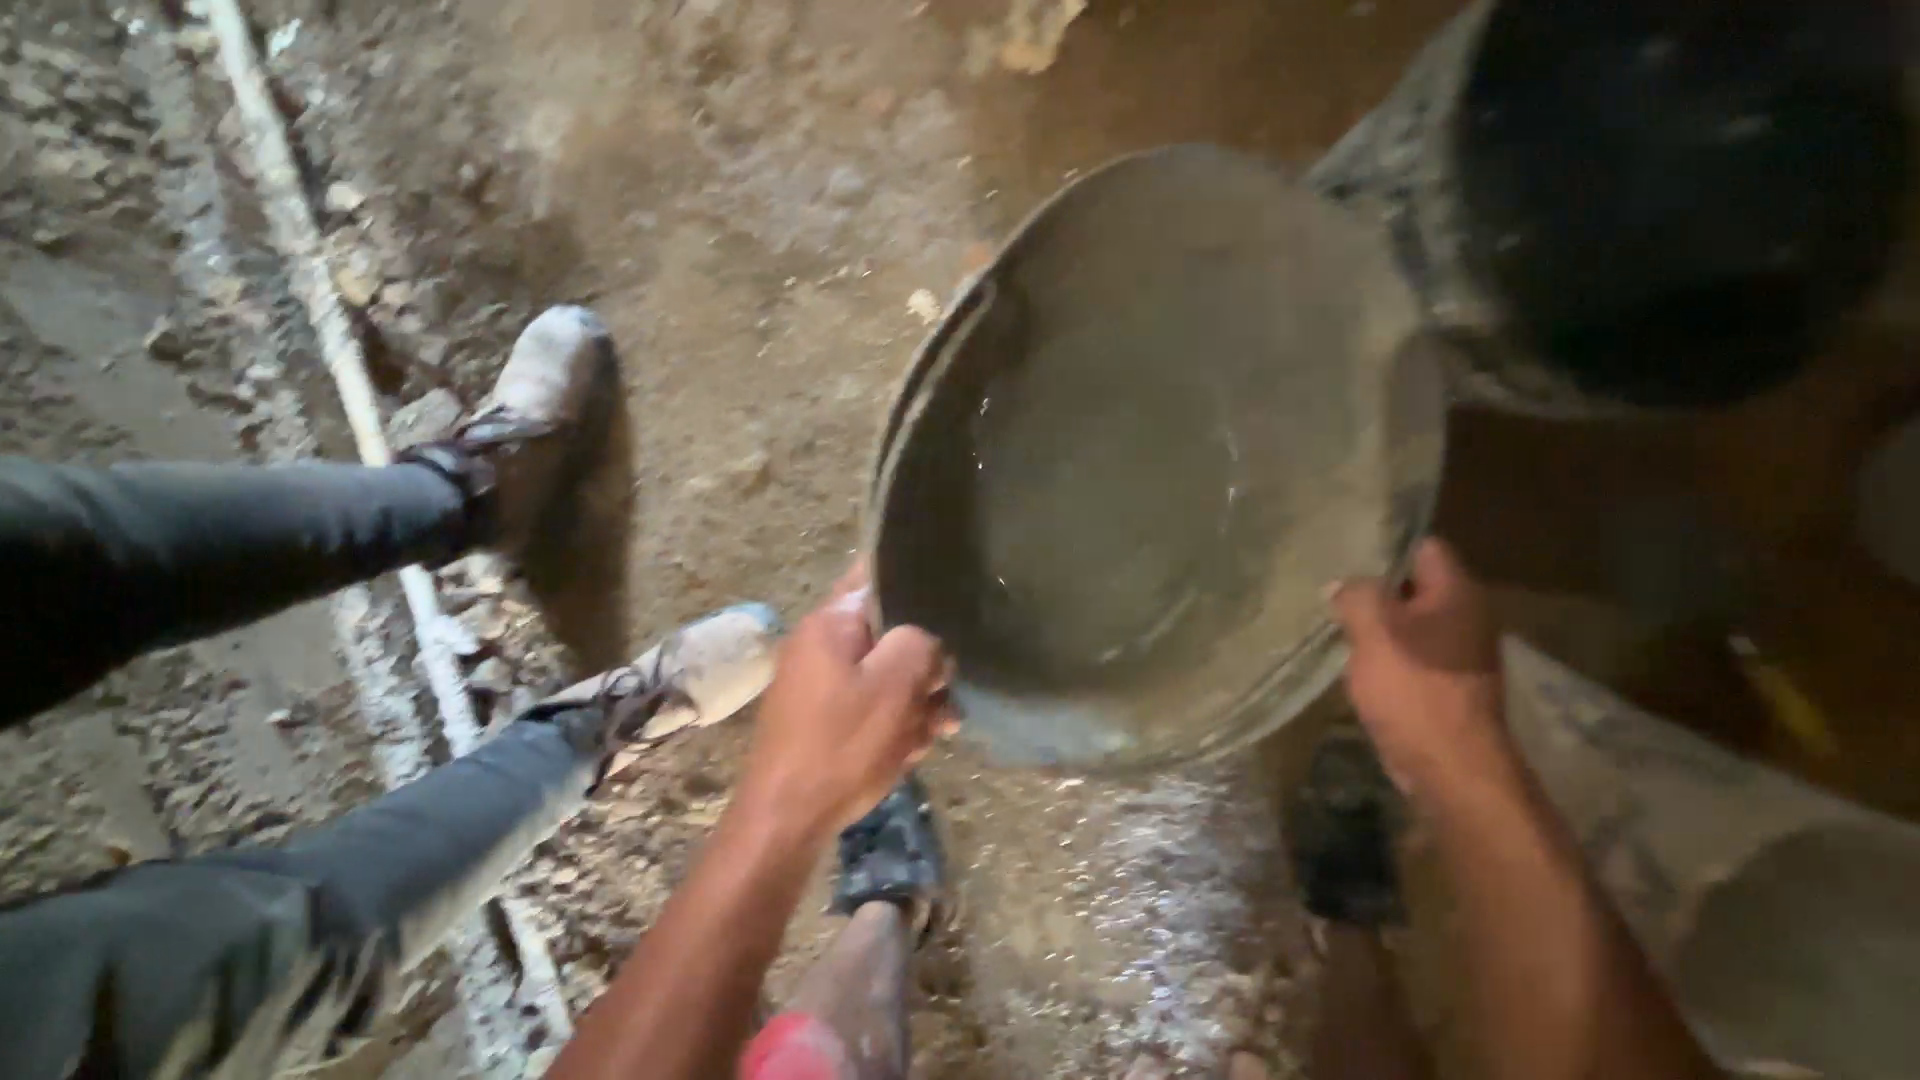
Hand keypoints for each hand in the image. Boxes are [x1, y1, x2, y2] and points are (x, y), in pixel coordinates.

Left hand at [737, 564, 950, 836]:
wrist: (786, 819)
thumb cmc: (840, 744)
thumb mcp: (893, 686)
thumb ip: (921, 643)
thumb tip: (928, 642)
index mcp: (830, 622)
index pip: (877, 575)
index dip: (919, 584)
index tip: (951, 605)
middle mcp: (821, 644)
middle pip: (890, 633)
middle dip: (923, 666)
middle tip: (943, 697)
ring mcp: (820, 683)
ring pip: (886, 675)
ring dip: (915, 702)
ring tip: (935, 732)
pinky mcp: (824, 717)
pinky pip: (870, 706)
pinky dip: (893, 724)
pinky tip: (910, 751)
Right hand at [1329, 538, 1507, 790]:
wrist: (1450, 767)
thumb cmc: (1415, 689)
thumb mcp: (1375, 629)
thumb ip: (1355, 595)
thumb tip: (1341, 586)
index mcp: (1459, 592)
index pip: (1423, 547)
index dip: (1384, 545)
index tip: (1343, 551)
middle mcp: (1467, 616)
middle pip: (1414, 585)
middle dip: (1373, 587)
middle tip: (1329, 587)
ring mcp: (1458, 654)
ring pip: (1408, 622)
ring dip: (1375, 624)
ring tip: (1332, 621)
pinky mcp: (1445, 685)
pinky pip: (1409, 655)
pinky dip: (1383, 655)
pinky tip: (1352, 660)